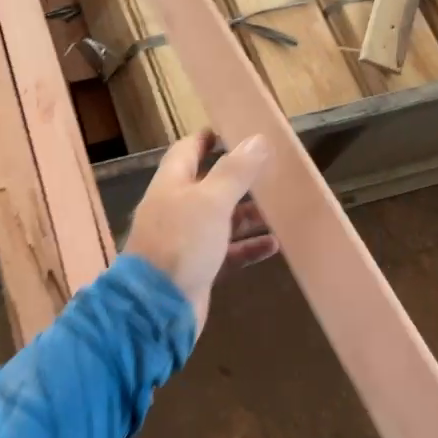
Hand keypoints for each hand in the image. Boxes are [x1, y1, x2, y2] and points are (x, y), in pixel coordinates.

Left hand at [123, 130, 279, 336]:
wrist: (158, 306)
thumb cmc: (182, 242)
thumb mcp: (211, 201)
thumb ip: (235, 172)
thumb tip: (257, 139)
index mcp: (172, 184)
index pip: (187, 151)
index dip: (206, 139)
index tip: (231, 130)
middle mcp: (176, 207)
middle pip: (207, 185)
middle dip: (236, 178)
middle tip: (270, 170)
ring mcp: (186, 240)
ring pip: (220, 219)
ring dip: (247, 214)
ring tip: (279, 208)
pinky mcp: (198, 268)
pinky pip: (227, 251)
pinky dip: (248, 247)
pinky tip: (274, 246)